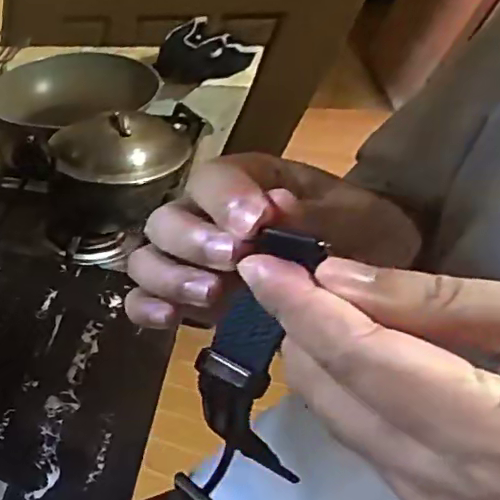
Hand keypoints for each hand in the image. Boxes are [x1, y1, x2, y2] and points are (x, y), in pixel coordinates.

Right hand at [125, 152, 420, 328]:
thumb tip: (275, 206)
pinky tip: (170, 320)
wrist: (357, 289)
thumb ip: (319, 213)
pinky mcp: (176, 298)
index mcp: (244, 183)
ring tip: (211, 295)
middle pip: (166, 220)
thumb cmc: (360, 241)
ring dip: (170, 277)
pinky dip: (146, 308)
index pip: (212, 179)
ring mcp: (183, 260)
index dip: (225, 199)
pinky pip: (139, 300)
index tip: (254, 225)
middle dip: (193, 241)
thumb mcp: (361, 221)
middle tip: (232, 262)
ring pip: (145, 259)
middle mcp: (201, 216)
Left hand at [240, 255, 499, 499]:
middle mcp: (446, 488)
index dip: (299, 305)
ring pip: (340, 417)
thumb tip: (340, 278)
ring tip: (309, 296)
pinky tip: (351, 345)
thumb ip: (445, 303)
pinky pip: (368, 438)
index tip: (256, 263)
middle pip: (333, 392)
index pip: (359, 360)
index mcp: (496, 441)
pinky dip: (349, 388)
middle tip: (285, 269)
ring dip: (318, 355)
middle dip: (301, 327)